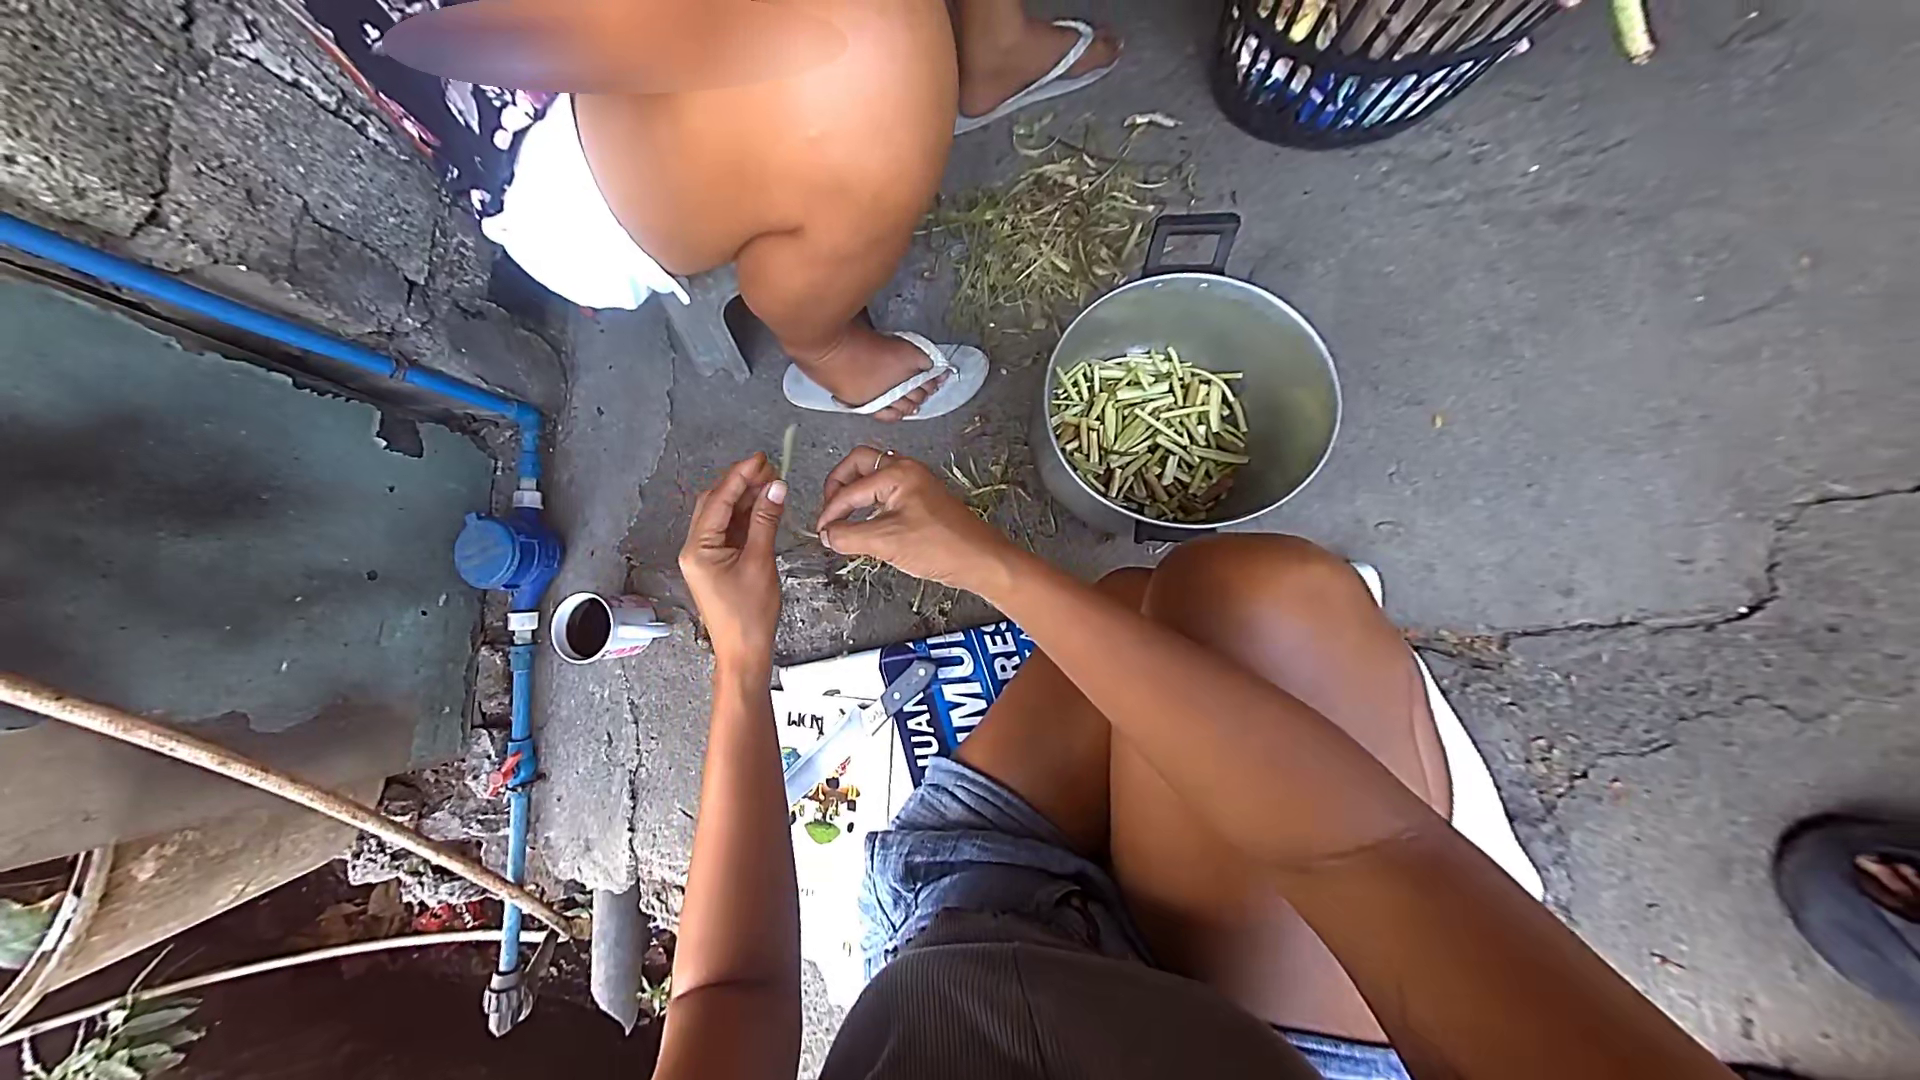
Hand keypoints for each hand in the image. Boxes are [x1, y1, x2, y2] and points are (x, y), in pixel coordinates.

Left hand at [679, 453, 786, 672]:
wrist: (744, 650)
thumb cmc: (748, 616)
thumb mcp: (761, 562)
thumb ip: (767, 521)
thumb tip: (775, 489)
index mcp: (698, 548)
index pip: (719, 500)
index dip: (740, 476)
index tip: (761, 460)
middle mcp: (696, 548)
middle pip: (718, 503)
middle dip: (743, 484)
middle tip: (770, 470)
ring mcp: (707, 556)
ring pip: (726, 516)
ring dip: (747, 499)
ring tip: (772, 486)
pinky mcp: (719, 563)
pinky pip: (732, 531)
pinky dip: (749, 518)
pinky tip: (766, 508)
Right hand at [814, 448, 1021, 594]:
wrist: (980, 559)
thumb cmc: (939, 547)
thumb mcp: (886, 542)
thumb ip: (849, 536)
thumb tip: (827, 534)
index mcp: (897, 472)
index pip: (850, 488)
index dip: (831, 511)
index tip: (821, 532)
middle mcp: (907, 470)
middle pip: (860, 464)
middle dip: (839, 485)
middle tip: (829, 510)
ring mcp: (916, 483)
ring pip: (874, 476)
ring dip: (855, 492)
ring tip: (843, 518)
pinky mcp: (922, 499)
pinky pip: (887, 491)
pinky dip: (870, 502)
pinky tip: (866, 523)